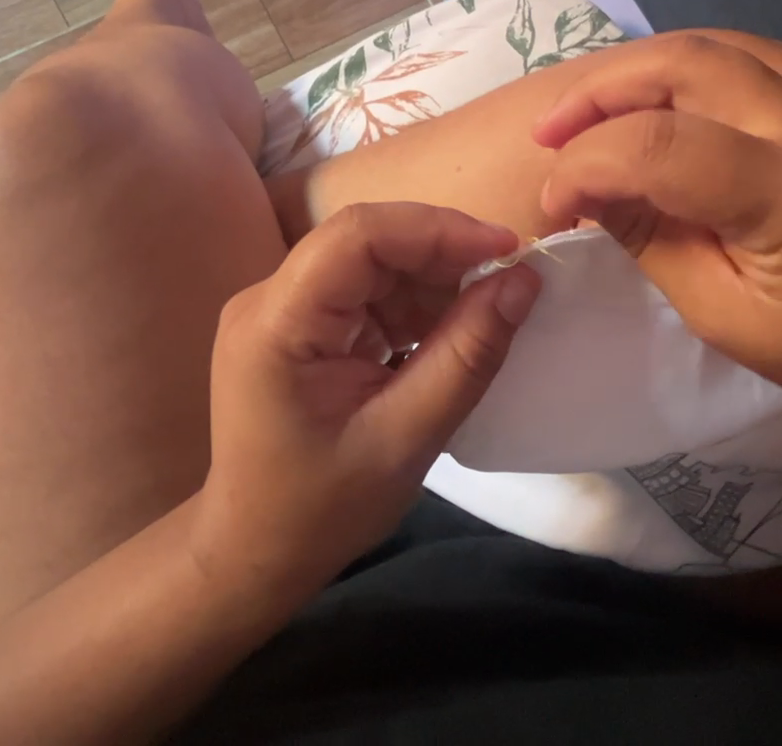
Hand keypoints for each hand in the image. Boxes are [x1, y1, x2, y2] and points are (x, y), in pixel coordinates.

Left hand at [191, 202, 540, 595]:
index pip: (357, 236)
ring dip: (435, 281)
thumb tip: (522, 282)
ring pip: (374, 262)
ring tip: (484, 315)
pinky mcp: (303, 324)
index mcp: (276, 323)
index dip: (437, 229)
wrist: (259, 552)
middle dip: (443, 254)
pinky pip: (369, 291)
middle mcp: (270, 299)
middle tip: (508, 281)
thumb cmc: (322, 509)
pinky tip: (449, 332)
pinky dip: (417, 305)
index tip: (507, 250)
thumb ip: (466, 357)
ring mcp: (283, 309)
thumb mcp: (406, 439)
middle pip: (367, 241)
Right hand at [534, 34, 781, 429]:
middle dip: (597, 91)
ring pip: (707, 44)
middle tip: (549, 132)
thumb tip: (578, 185)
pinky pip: (740, 52)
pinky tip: (651, 106)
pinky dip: (680, 71)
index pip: (658, 147)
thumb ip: (646, 235)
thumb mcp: (716, 311)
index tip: (552, 203)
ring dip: (633, 73)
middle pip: (681, 62)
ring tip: (585, 117)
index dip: (584, 165)